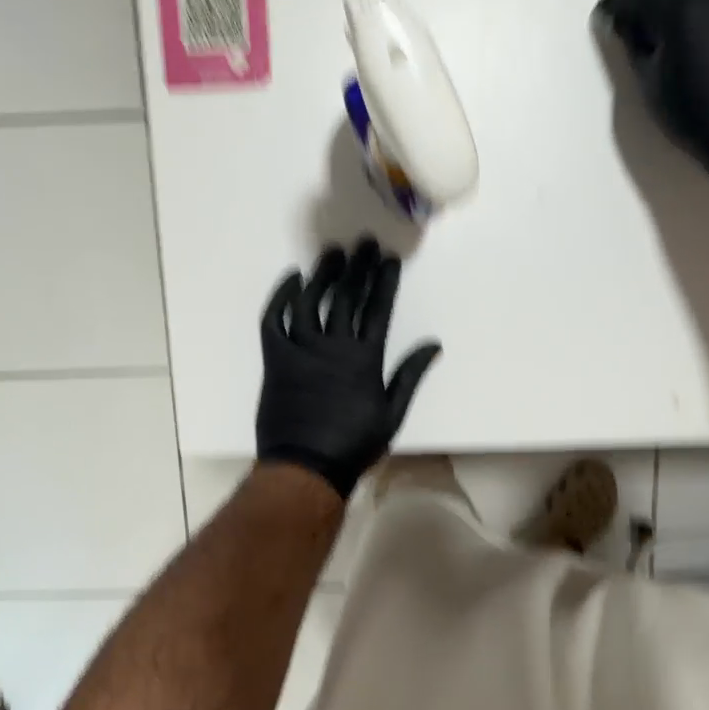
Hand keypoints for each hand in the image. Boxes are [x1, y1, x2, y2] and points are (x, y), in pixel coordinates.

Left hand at [257, 238, 441, 498]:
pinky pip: (274, 320)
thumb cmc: (353, 444)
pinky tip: (292, 279)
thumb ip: (410, 375)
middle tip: (364, 243)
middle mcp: (333, 346)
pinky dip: (281, 298)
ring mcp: (301, 350)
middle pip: (346, 297)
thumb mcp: (392, 413)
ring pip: (311, 301)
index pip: (378, 309)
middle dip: (357, 267)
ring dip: (323, 275)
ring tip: (332, 253)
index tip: (390, 259)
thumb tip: (434, 345)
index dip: (385, 281)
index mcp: (365, 359)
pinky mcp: (275, 359)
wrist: (306, 466)